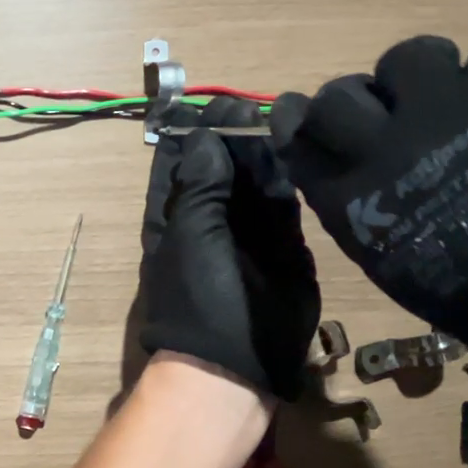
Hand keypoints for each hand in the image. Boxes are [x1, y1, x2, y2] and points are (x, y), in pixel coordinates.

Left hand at [139, 97, 319, 400]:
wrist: (233, 363)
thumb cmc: (201, 297)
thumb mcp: (191, 235)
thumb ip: (200, 186)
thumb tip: (203, 136)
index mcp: (173, 223)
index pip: (180, 168)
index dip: (192, 136)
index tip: (208, 103)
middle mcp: (209, 226)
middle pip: (220, 171)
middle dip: (231, 138)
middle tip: (248, 103)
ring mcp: (247, 238)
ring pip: (253, 185)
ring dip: (260, 153)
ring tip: (273, 115)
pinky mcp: (285, 250)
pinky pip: (283, 207)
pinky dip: (285, 180)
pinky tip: (293, 151)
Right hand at [270, 36, 467, 436]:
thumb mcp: (379, 249)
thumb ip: (344, 188)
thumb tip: (311, 135)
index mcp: (363, 182)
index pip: (311, 115)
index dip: (310, 114)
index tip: (325, 123)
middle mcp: (411, 131)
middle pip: (384, 68)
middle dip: (392, 89)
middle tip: (415, 118)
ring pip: (450, 55)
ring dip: (456, 83)